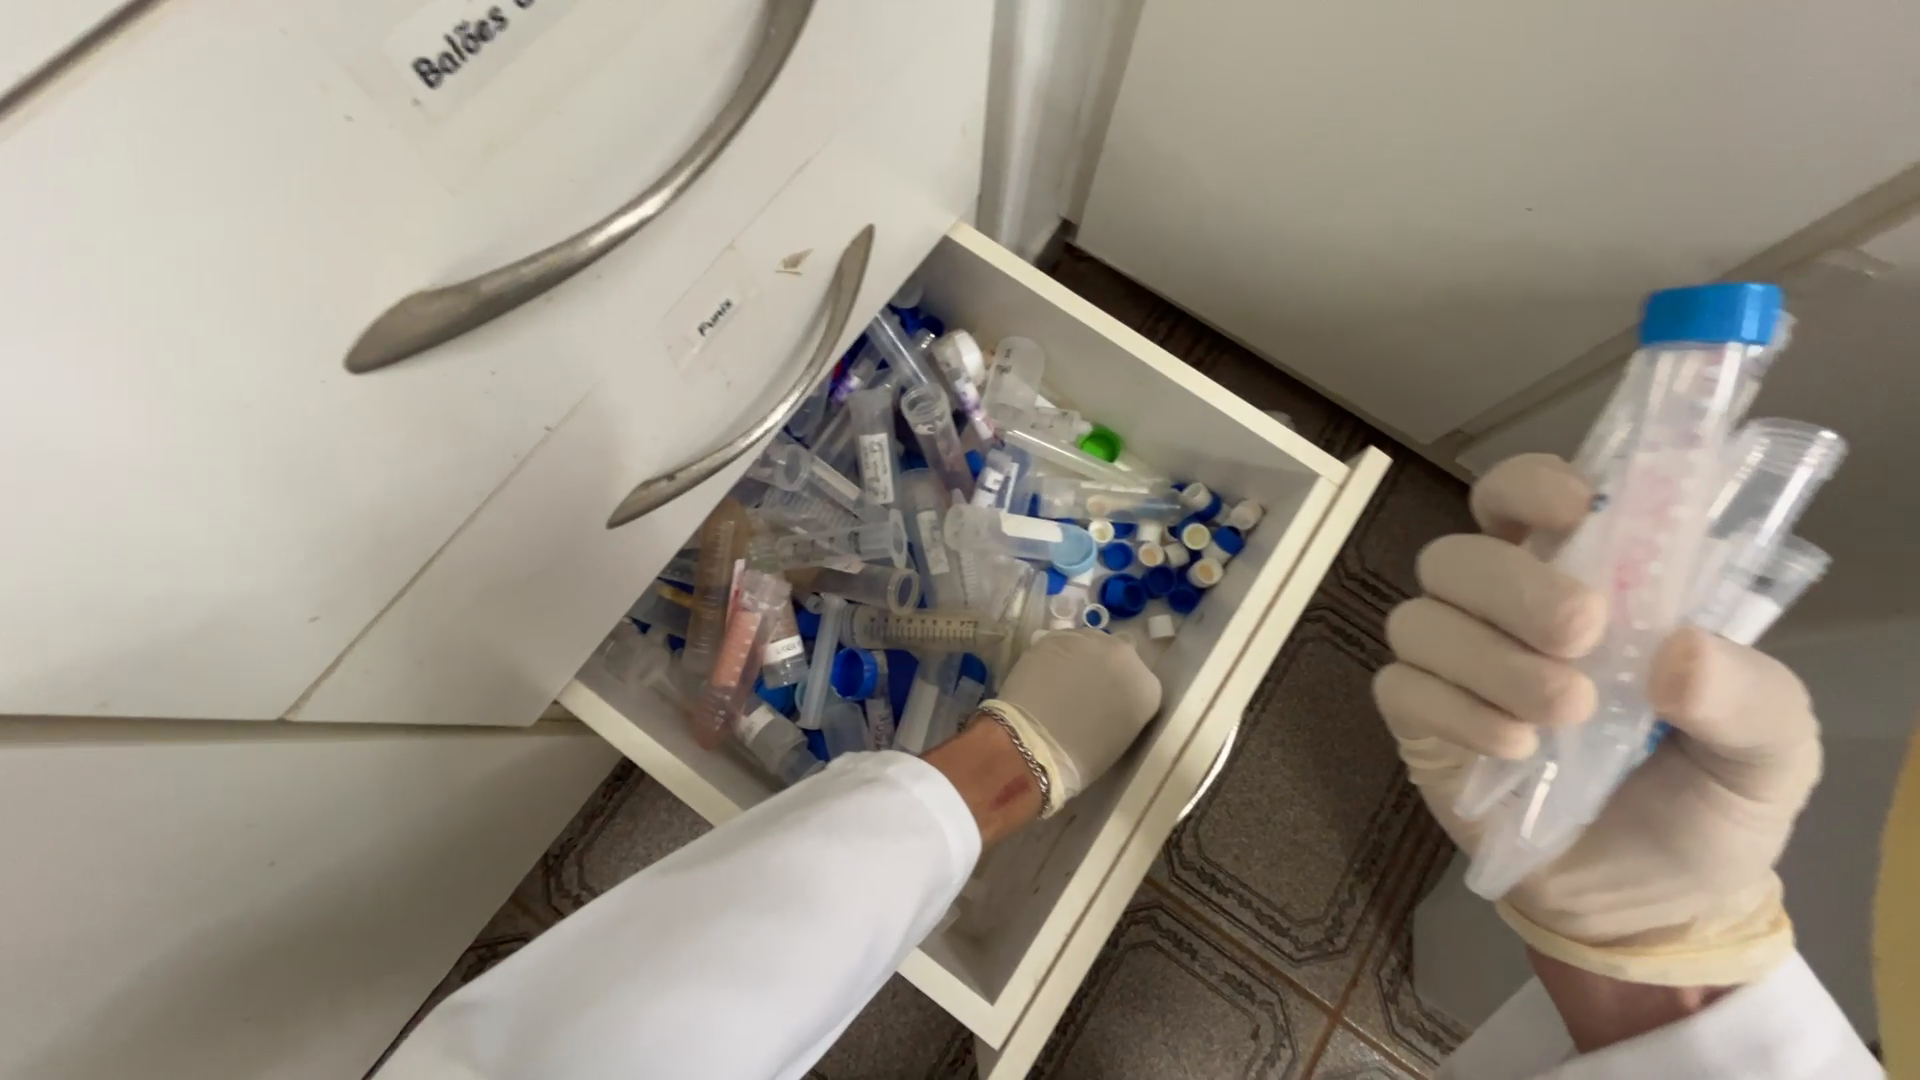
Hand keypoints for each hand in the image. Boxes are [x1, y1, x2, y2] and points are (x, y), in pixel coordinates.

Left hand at [981, 627, 1162, 817]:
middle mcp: (1126, 656)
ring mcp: (1091, 640)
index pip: (1140, 682)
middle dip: (1103, 667)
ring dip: (1079, 656)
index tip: (1107, 704)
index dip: (1121, 691)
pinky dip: (1054, 655)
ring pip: (1089, 642)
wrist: (1036, 742)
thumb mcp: (1120, 736)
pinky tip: (1042, 675)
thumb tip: (1106, 699)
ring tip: (1059, 681)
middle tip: (1083, 689)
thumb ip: (1122, 708)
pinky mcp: (1057, 635)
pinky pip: (1061, 642)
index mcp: (1147, 688)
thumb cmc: (1081, 756)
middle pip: (1118, 654)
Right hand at [1372, 454, 1821, 989]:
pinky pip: (1401, 688)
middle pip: (1451, 556)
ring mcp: (1446, 664)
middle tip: (1581, 637)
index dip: (1526, 487)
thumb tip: (1673, 652)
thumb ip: (1748, 695)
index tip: (1574, 512)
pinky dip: (1456, 712)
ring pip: (1416, 620)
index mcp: (1572, 581)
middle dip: (1509, 587)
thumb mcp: (1770, 750)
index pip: (1515, 500)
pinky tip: (1514, 750)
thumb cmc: (1701, 797)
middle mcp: (1493, 612)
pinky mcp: (1415, 718)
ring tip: (1564, 717)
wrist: (1643, 897)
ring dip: (1489, 662)